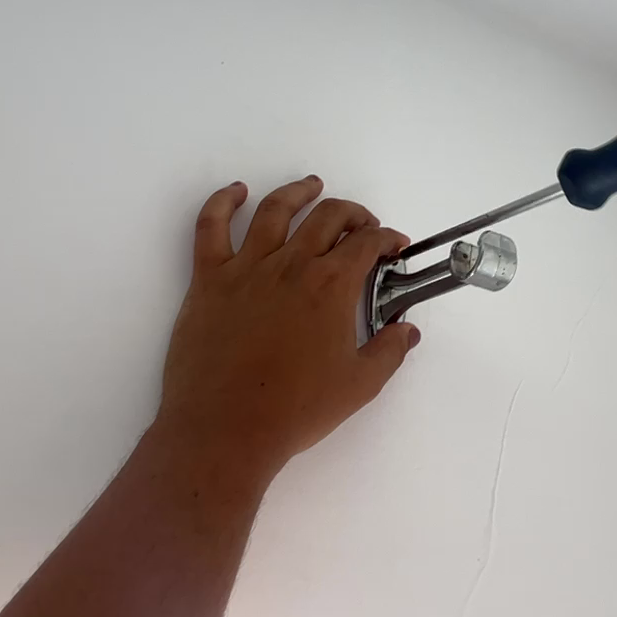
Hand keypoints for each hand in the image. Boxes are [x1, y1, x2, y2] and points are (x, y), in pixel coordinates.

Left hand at [155, 177, 417, 474]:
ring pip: (276, 210)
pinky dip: (223, 201)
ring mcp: (247, 267)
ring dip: (299, 192)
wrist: (225, 430)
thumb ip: (389, 352)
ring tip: (311, 186)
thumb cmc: (294, 410)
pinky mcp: (209, 279)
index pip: (367, 243)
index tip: (393, 245)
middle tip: (362, 223)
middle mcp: (292, 264)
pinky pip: (210, 226)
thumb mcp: (358, 386)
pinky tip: (237, 191)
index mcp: (331, 286)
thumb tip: (408, 331)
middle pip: (328, 217)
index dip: (387, 238)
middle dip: (353, 213)